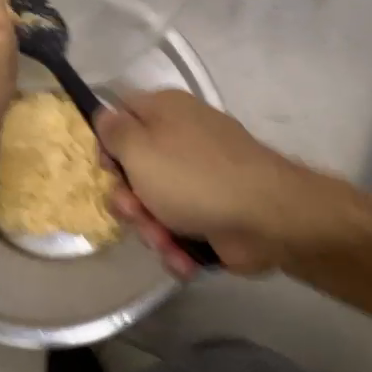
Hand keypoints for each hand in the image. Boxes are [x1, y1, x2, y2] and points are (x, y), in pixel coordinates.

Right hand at [95, 90, 318, 274]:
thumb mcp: (140, 150)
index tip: (109, 170)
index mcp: (164, 113)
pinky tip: (184, 258)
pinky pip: (180, 226)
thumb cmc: (194, 179)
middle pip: (135, 170)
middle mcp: (182, 139)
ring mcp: (200, 177)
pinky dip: (178, 245)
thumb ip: (114, 131)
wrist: (266, 218)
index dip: (108, 145)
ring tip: (166, 242)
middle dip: (130, 201)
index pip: (121, 117)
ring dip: (153, 230)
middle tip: (137, 212)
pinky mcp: (213, 211)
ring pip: (155, 204)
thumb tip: (105, 115)